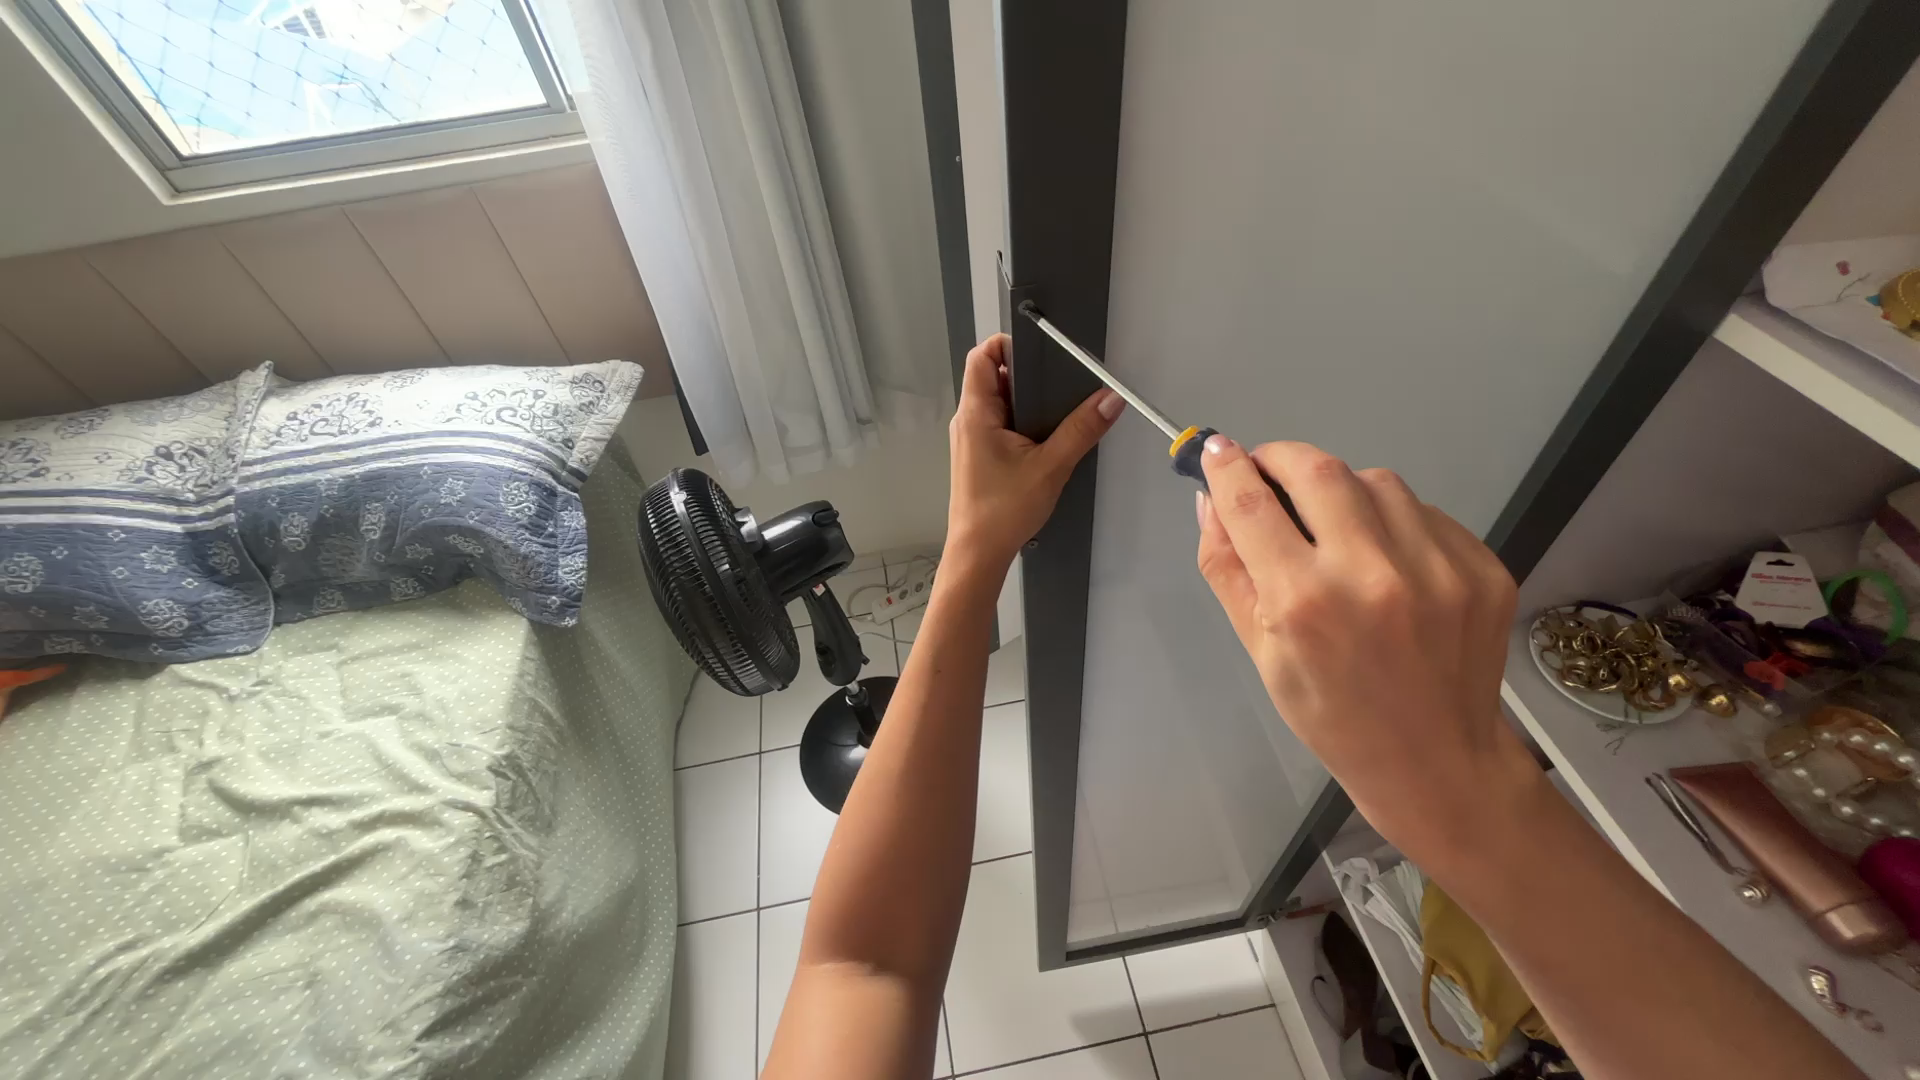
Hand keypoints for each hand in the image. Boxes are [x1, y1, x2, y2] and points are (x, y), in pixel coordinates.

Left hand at [946, 334, 1123, 568]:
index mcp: (976, 413)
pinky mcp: (977, 457)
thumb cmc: (1004, 509)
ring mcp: (970, 440)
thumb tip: (1111, 398)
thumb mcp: (1051, 466)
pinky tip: (1045, 437)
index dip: (1007, 344)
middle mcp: (967, 421)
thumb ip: (1082, 429)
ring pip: (997, 403)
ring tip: (1058, 408)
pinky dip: (1020, 422)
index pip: (981, 356)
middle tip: (1061, 381)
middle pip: (992, 377)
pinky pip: (998, 425)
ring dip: (1026, 402)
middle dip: (1027, 375)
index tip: (1041, 350)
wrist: (979, 553)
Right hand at [1194, 437, 1531, 844]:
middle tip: (1266, 469)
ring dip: (1339, 487)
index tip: (1216, 450)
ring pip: (1376, 481)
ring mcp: (1439, 568)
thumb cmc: (1328, 713)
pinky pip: (1423, 511)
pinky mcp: (1484, 568)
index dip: (1227, 468)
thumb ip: (1226, 568)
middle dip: (1280, 457)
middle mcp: (1372, 574)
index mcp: (1303, 602)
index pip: (1252, 505)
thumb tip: (1209, 499)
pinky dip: (1391, 518)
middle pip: (1317, 469)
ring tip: (1332, 524)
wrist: (1435, 762)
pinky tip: (1385, 556)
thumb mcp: (1257, 650)